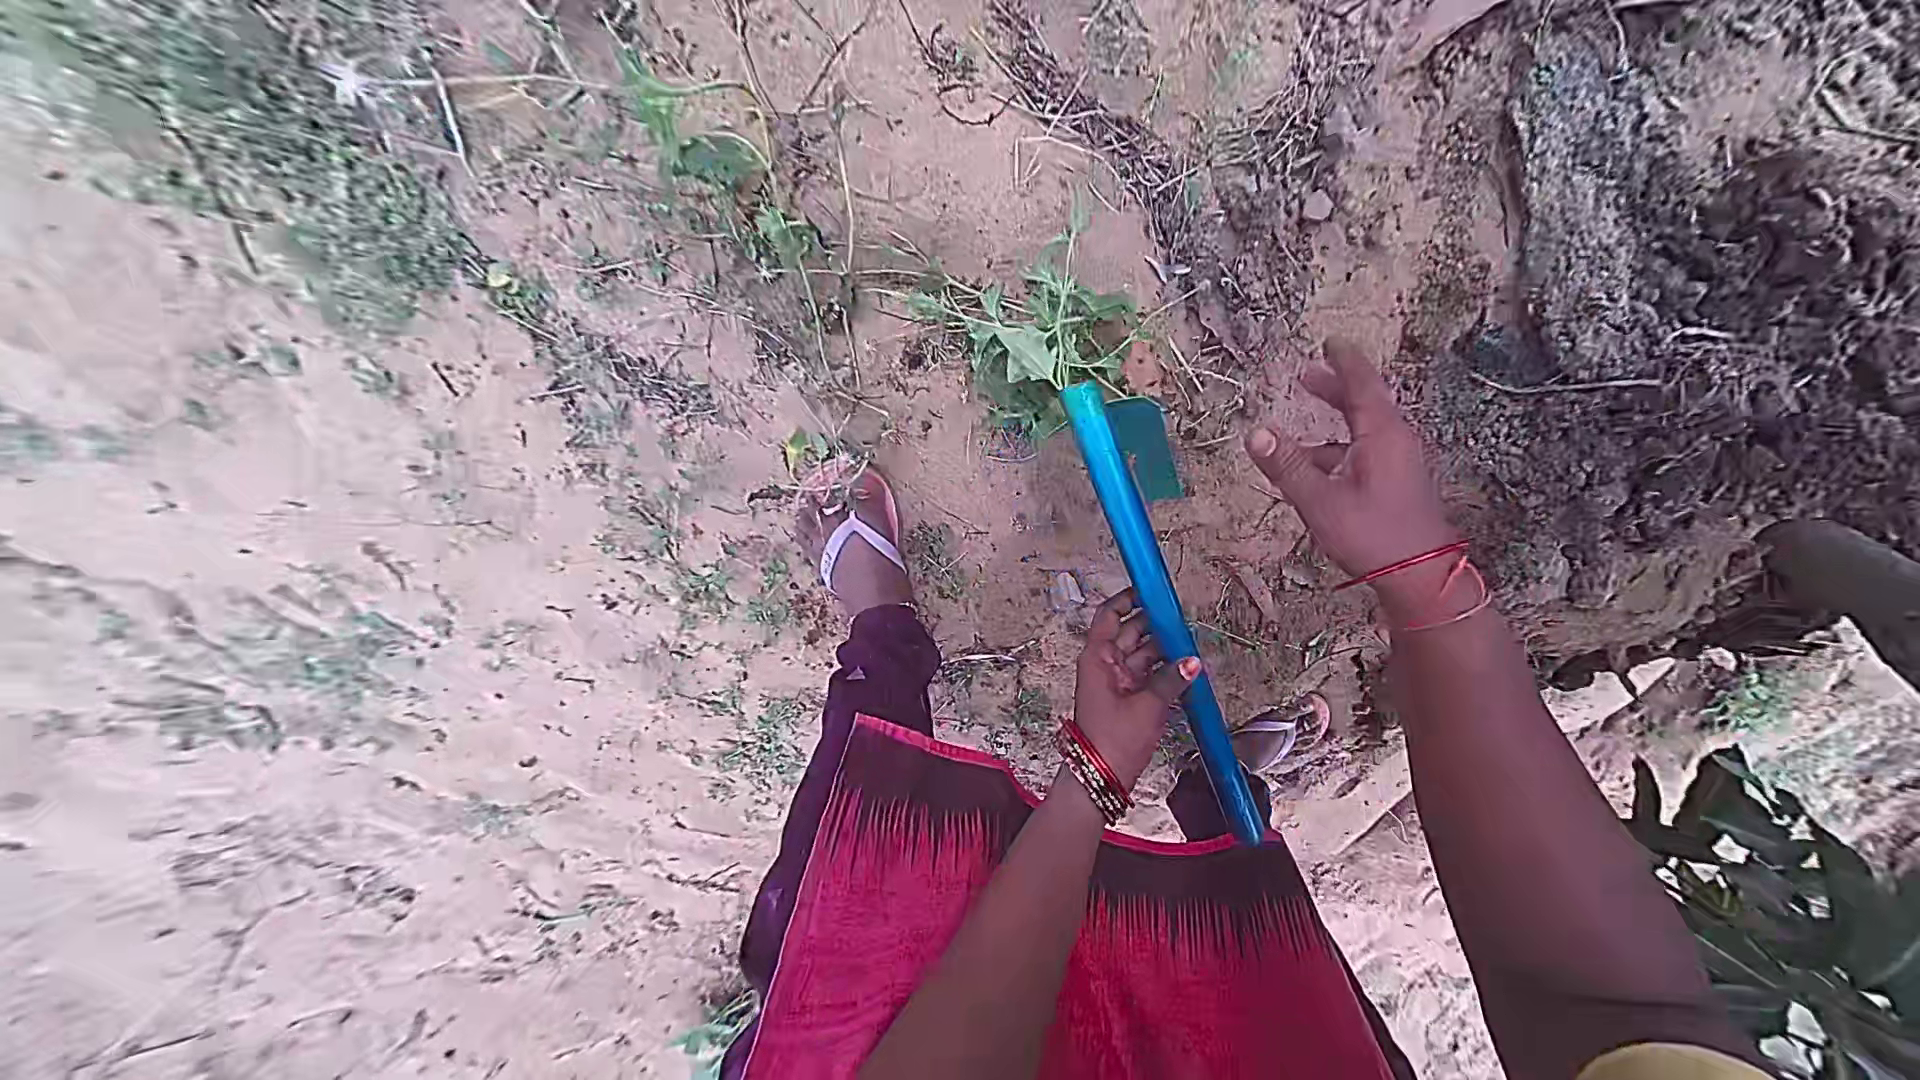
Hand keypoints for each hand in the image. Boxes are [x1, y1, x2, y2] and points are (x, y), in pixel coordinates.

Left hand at [1070, 589, 1199, 787]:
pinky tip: (1187, 668)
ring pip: (1141, 654)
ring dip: (1164, 649)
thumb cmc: (1115, 739)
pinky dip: (1164, 670)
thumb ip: (1172, 680)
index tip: (1149, 590)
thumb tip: (1193, 662)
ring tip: (1191, 641)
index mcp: (1098, 657)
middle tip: (1182, 618)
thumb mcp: (1147, 706)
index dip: (1127, 600)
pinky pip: (1147, 675)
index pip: (1109, 616)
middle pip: (1130, 633)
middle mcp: (1105, 664)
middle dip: (1155, 624)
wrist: (1101, 778)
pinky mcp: (1128, 698)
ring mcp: (1116, 681)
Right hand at [1244, 339, 1459, 617]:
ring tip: (1294, 440)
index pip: (1362, 385)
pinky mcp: (1395, 483)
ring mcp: (1397, 463)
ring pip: (1359, 434)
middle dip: (1333, 390)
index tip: (1331, 342)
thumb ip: (1286, 465)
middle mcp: (1394, 442)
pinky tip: (1312, 473)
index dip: (1344, 362)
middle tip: (1307, 376)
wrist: (1419, 575)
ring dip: (1329, 429)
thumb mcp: (1319, 500)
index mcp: (1381, 435)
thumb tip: (1255, 434)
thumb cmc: (1371, 534)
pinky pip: (1361, 455)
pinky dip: (1335, 454)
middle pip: (1363, 405)